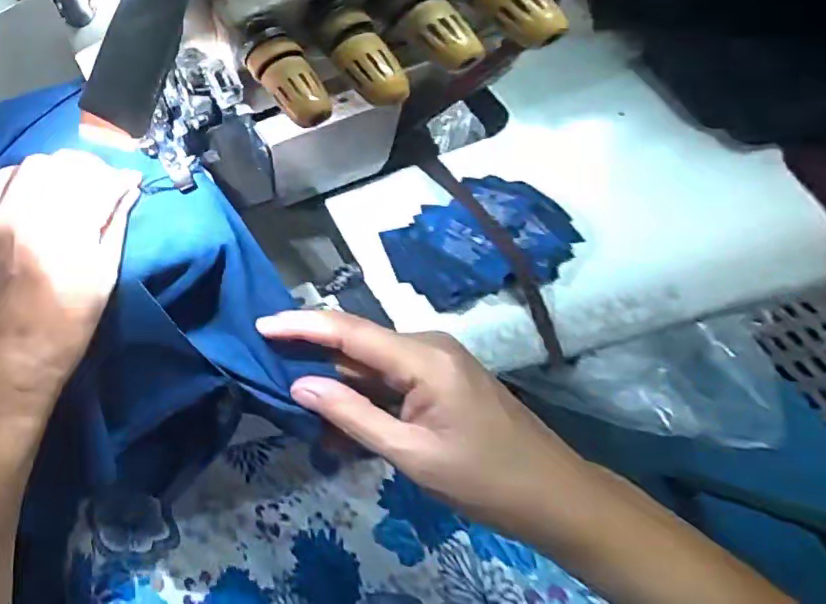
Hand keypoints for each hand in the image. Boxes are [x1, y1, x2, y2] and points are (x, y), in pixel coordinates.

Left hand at [0, 151, 142, 424]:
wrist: (7, 358)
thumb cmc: (65, 328)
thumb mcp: (104, 280)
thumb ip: (115, 227)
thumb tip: (128, 189)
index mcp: (64, 238)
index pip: (96, 184)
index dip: (118, 178)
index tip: (129, 180)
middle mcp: (28, 217)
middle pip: (64, 166)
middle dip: (91, 168)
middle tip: (104, 181)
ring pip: (33, 164)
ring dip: (58, 166)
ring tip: (72, 181)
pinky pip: (0, 176)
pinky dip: (22, 172)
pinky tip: (36, 185)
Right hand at [256, 310, 604, 541]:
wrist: (565, 502)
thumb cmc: (490, 482)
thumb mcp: (414, 457)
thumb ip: (351, 417)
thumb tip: (297, 385)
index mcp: (423, 358)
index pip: (347, 330)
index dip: (300, 324)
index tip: (261, 325)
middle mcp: (426, 344)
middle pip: (354, 343)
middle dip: (313, 359)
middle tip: (273, 374)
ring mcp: (434, 357)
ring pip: (367, 361)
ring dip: (338, 385)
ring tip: (309, 416)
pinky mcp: (438, 373)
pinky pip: (387, 375)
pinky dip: (363, 395)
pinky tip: (344, 423)